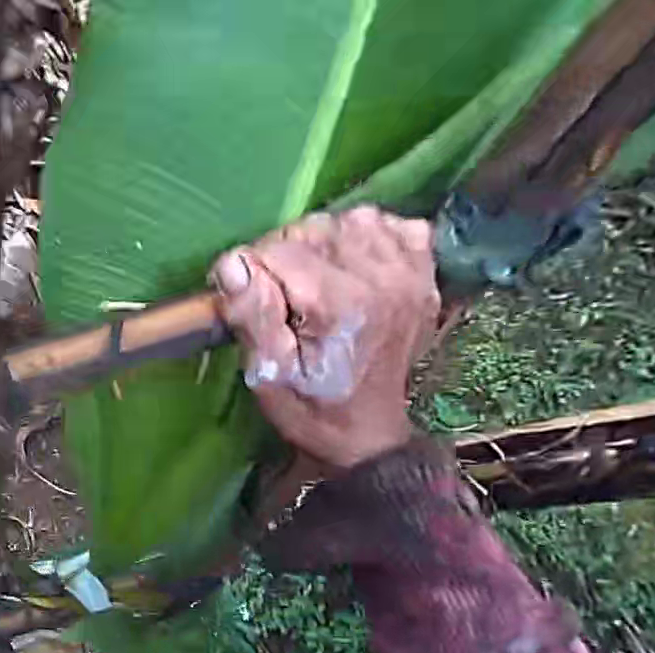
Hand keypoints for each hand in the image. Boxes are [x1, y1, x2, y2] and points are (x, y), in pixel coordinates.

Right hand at [211, 205, 438, 470]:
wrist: (365, 430)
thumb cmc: (309, 408)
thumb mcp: (267, 375)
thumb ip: (253, 315)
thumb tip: (231, 265)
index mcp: (341, 304)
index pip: (280, 250)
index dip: (250, 269)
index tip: (243, 300)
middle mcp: (382, 276)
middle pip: (314, 230)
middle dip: (281, 255)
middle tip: (273, 296)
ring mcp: (410, 270)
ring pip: (349, 221)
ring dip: (318, 244)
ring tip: (307, 282)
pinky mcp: (424, 270)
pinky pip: (390, 225)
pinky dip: (362, 237)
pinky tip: (347, 268)